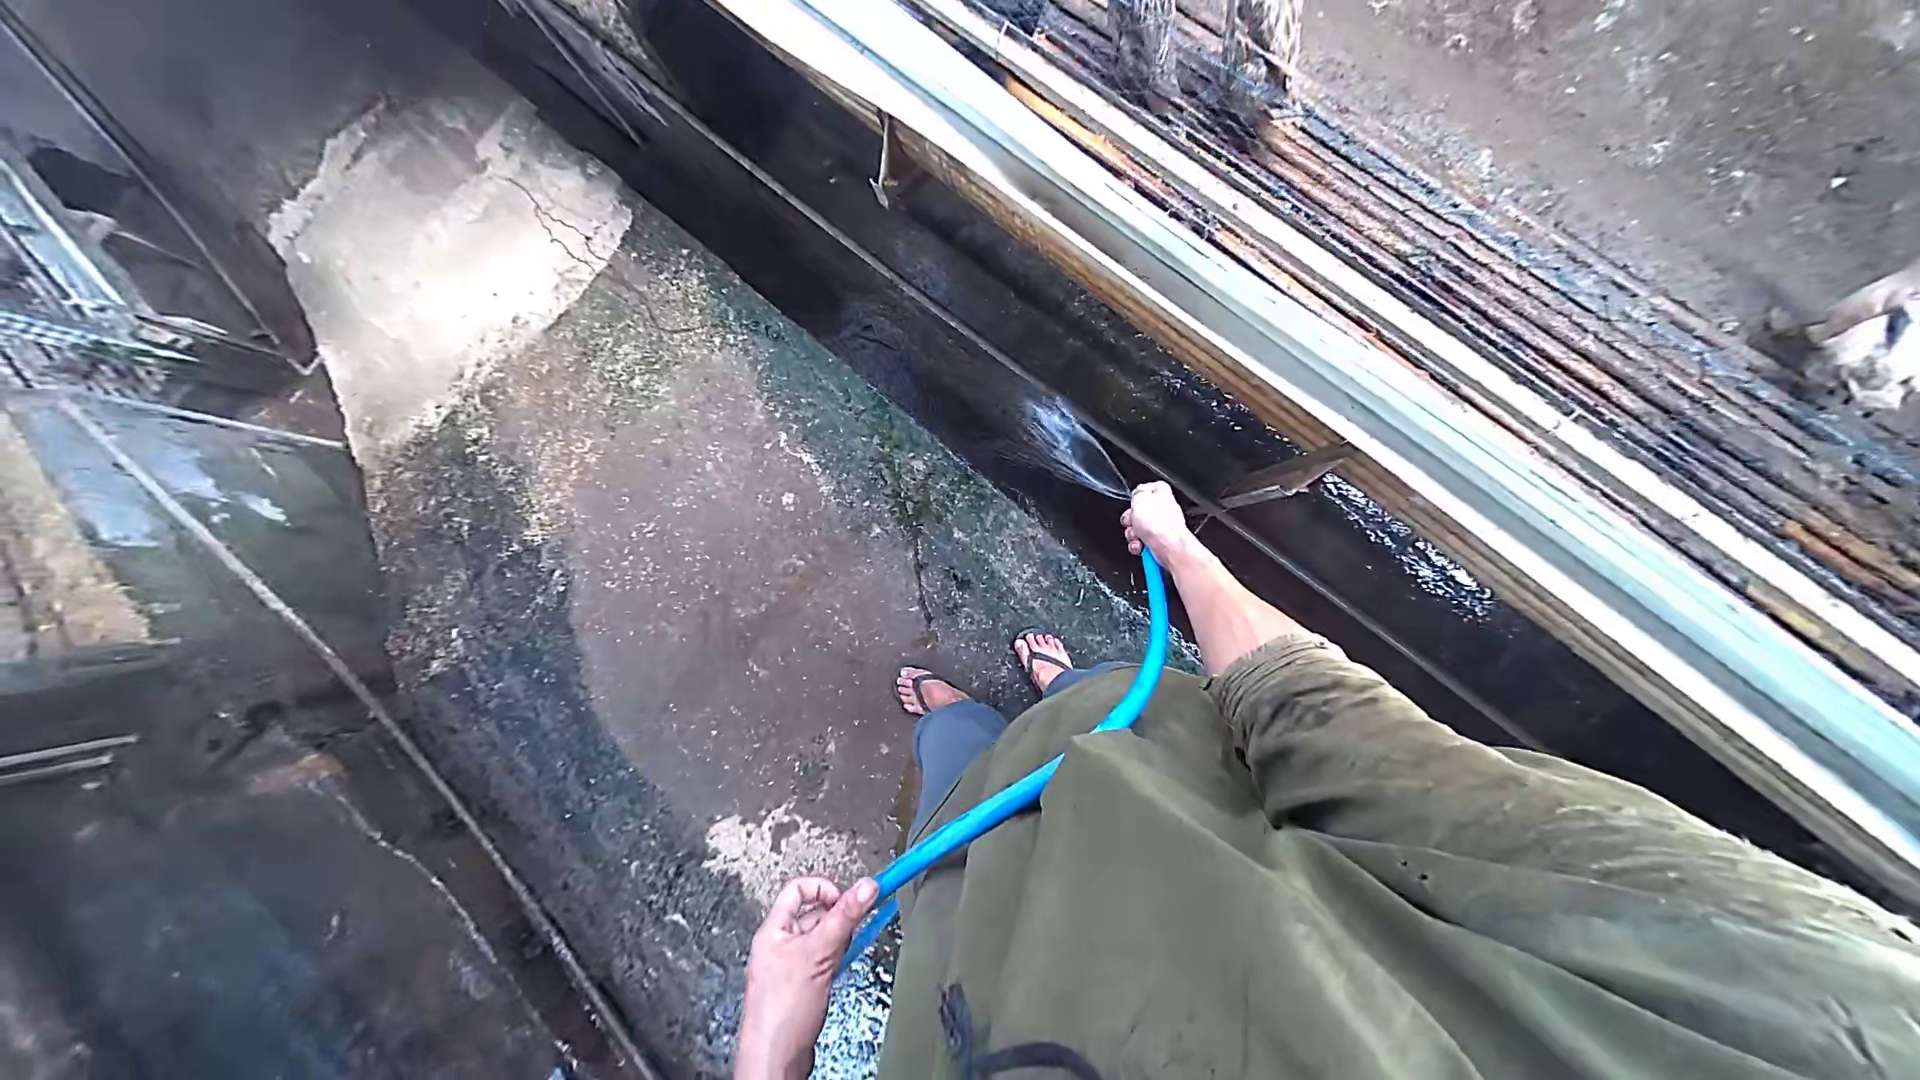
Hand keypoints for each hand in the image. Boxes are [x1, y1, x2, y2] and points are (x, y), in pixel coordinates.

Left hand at [734, 876, 877, 1079]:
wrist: (775, 1062)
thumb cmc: (781, 1012)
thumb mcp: (819, 952)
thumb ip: (845, 917)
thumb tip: (865, 887)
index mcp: (774, 930)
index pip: (798, 889)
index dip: (823, 889)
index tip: (845, 898)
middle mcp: (779, 945)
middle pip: (814, 914)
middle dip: (835, 920)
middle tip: (851, 928)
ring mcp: (789, 967)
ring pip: (820, 939)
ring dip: (836, 942)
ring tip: (842, 953)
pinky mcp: (800, 986)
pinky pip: (821, 961)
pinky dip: (834, 960)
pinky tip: (839, 970)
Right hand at [1122, 481, 1197, 563]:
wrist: (1168, 548)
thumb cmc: (1159, 524)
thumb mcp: (1141, 498)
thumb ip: (1138, 491)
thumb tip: (1137, 492)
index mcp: (1163, 496)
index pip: (1151, 488)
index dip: (1139, 494)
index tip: (1134, 500)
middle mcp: (1163, 512)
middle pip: (1138, 513)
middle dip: (1130, 519)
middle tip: (1132, 521)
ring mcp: (1160, 529)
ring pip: (1137, 530)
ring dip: (1132, 535)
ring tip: (1138, 536)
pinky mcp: (1157, 544)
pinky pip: (1140, 543)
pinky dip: (1137, 546)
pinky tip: (1141, 546)